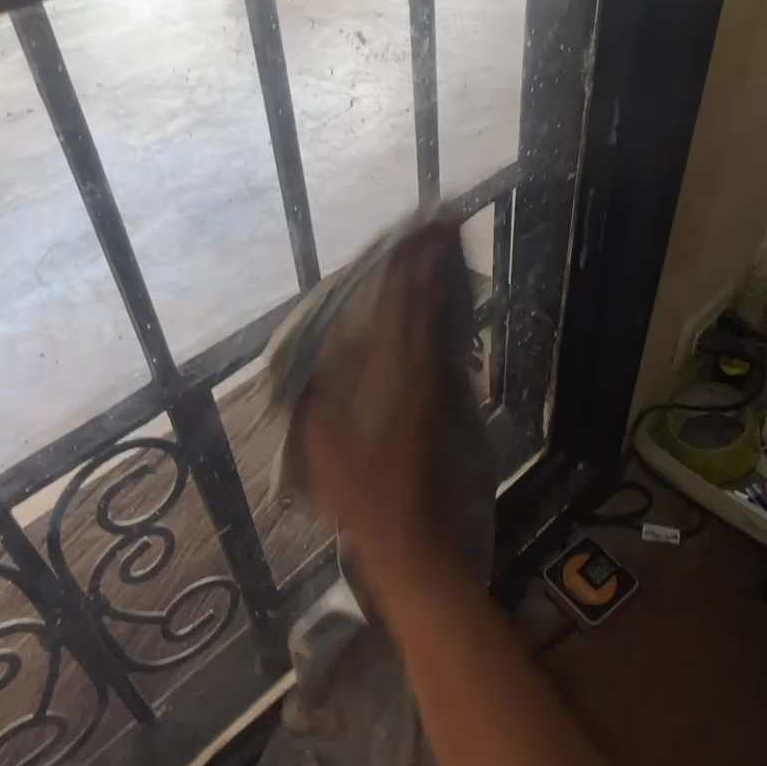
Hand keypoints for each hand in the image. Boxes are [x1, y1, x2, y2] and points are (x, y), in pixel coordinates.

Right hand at [293, 220, 459, 576]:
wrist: (414, 542)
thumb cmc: (364, 502)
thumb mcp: (324, 452)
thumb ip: (316, 401)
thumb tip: (320, 354)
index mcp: (392, 384)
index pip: (402, 315)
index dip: (409, 273)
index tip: (417, 236)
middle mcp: (422, 378)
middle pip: (430, 310)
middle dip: (434, 266)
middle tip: (445, 224)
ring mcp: (438, 391)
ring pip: (444, 327)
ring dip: (445, 287)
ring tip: (450, 250)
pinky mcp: (447, 406)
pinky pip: (447, 351)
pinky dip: (446, 322)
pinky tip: (447, 308)